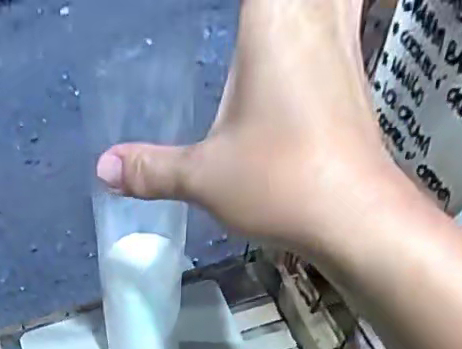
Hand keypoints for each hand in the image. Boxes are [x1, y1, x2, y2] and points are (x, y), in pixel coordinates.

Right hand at [93, 0, 405, 258]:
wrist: (354, 215)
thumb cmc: (281, 183)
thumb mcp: (205, 177)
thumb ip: (154, 168)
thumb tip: (104, 168)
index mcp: (273, 17)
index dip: (226, 6)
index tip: (194, 12)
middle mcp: (315, 12)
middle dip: (260, 7)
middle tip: (241, 22)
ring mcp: (344, 38)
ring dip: (303, 5)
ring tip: (267, 22)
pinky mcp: (356, 70)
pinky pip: (344, 13)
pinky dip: (325, 14)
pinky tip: (309, 33)